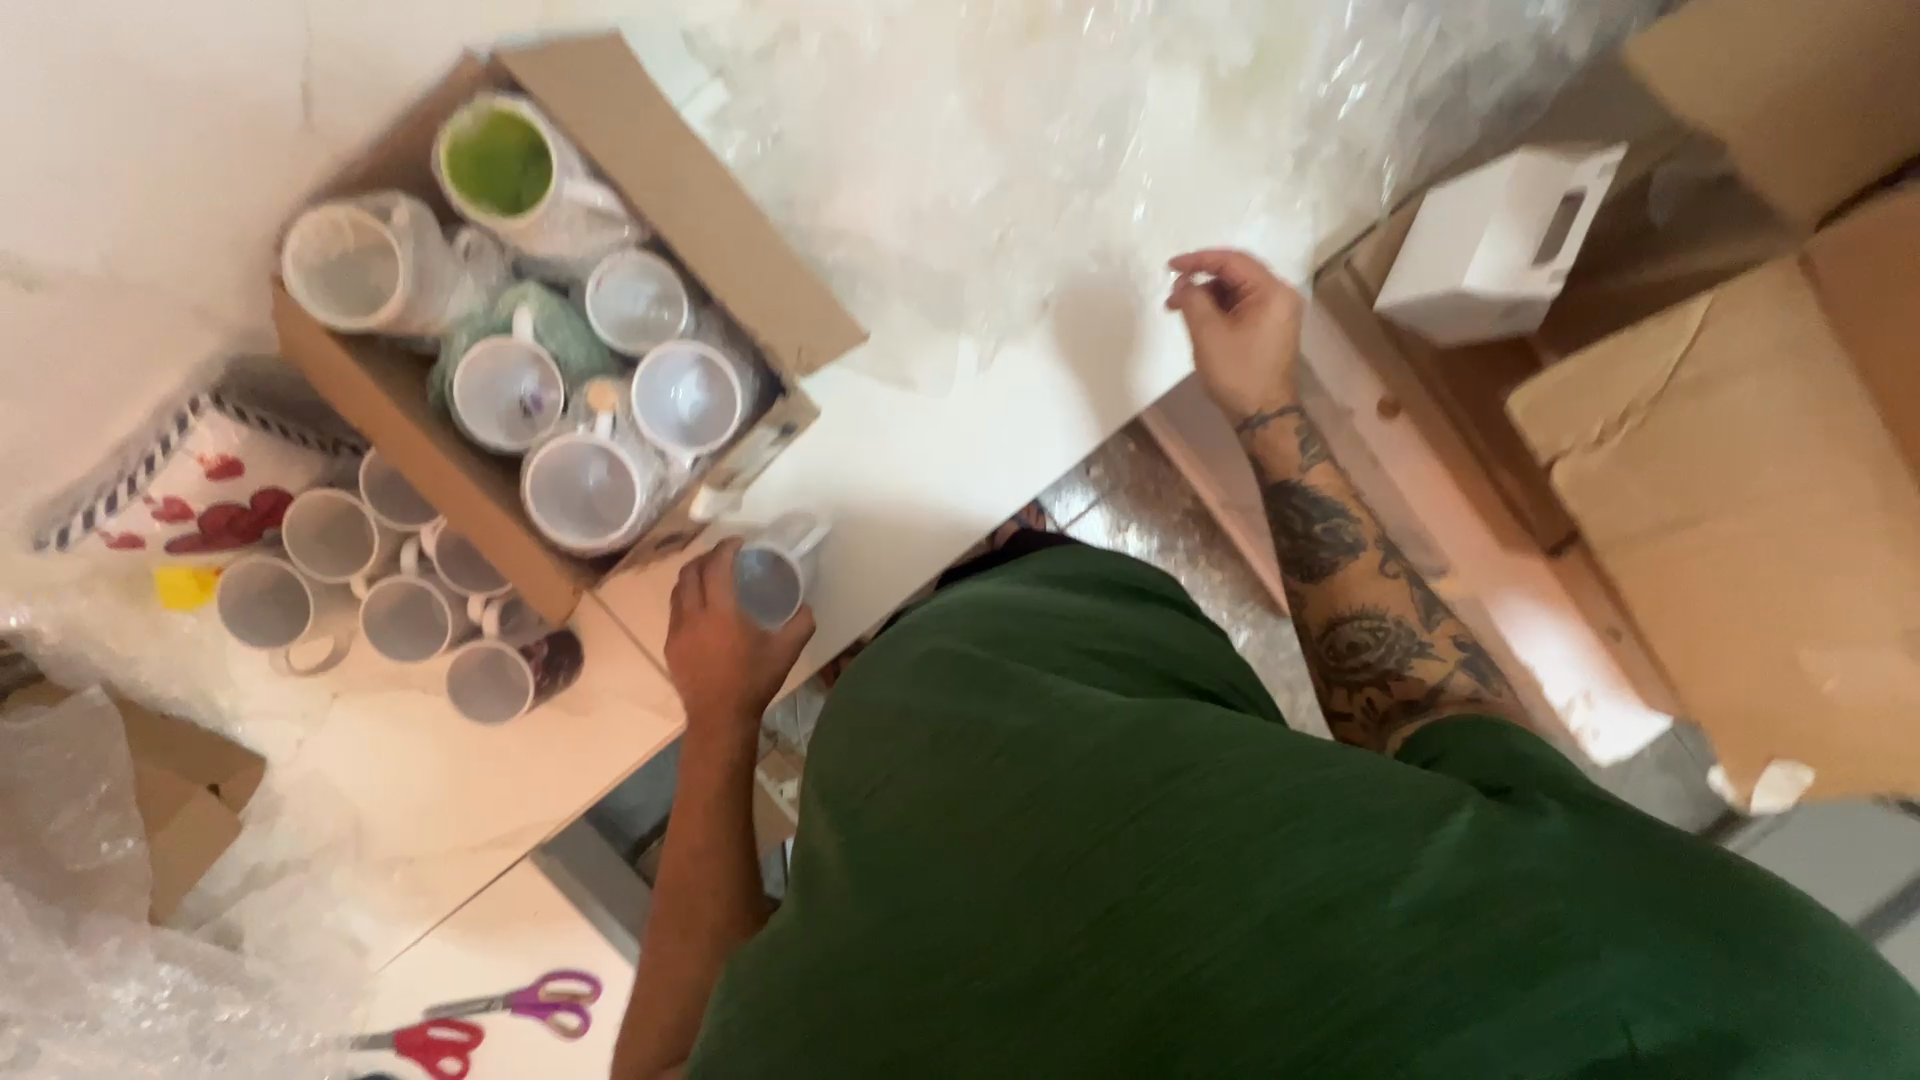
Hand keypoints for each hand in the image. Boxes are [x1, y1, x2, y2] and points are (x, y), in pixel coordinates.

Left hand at [664, 537, 815, 746]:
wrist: (720, 718)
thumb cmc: (754, 681)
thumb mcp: (787, 651)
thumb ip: (801, 624)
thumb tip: (806, 607)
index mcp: (721, 612)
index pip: (716, 566)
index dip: (725, 548)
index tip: (739, 543)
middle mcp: (693, 616)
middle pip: (690, 572)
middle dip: (706, 557)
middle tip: (724, 556)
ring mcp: (677, 631)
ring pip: (677, 591)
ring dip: (692, 576)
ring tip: (710, 576)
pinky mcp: (670, 646)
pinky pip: (675, 611)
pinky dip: (687, 598)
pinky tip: (702, 608)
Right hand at [1166, 249, 1304, 422]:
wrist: (1263, 414)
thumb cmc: (1236, 373)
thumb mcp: (1208, 334)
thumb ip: (1192, 300)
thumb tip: (1182, 284)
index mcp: (1271, 292)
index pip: (1232, 261)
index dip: (1198, 260)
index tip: (1170, 267)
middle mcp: (1281, 296)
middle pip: (1236, 274)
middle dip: (1201, 280)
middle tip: (1173, 294)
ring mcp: (1278, 313)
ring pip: (1237, 292)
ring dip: (1208, 296)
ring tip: (1180, 311)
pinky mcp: (1271, 328)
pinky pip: (1242, 307)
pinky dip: (1219, 310)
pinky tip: (1199, 321)